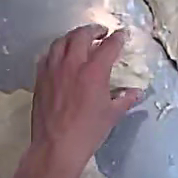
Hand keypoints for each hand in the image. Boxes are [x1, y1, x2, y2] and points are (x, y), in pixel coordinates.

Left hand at [25, 25, 139, 177]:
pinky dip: (57, 50)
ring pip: (61, 42)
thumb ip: (125, 99)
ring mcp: (53, 70)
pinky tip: (61, 55)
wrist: (56, 146)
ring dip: (73, 37)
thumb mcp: (112, 115)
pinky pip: (47, 55)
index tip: (122, 35)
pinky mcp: (40, 78)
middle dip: (94, 30)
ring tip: (80, 39)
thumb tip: (136, 92)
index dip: (117, 38)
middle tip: (101, 32)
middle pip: (82, 36)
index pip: (109, 46)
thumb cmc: (88, 132)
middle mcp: (72, 65)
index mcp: (94, 72)